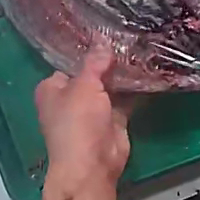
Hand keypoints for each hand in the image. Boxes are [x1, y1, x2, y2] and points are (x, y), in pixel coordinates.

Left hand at [35, 48, 131, 198]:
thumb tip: (102, 38)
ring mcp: (92, 111)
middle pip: (92, 75)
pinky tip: (146, 74)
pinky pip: (124, 101)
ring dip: (123, 77)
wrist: (93, 163)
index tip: (106, 36)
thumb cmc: (78, 122)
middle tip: (128, 41)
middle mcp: (70, 99)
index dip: (87, 52)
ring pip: (110, 88)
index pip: (70, 64)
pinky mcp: (112, 121)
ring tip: (140, 53)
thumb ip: (95, 62)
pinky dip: (134, 91)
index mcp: (52, 89)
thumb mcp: (84, 85)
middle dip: (108, 63)